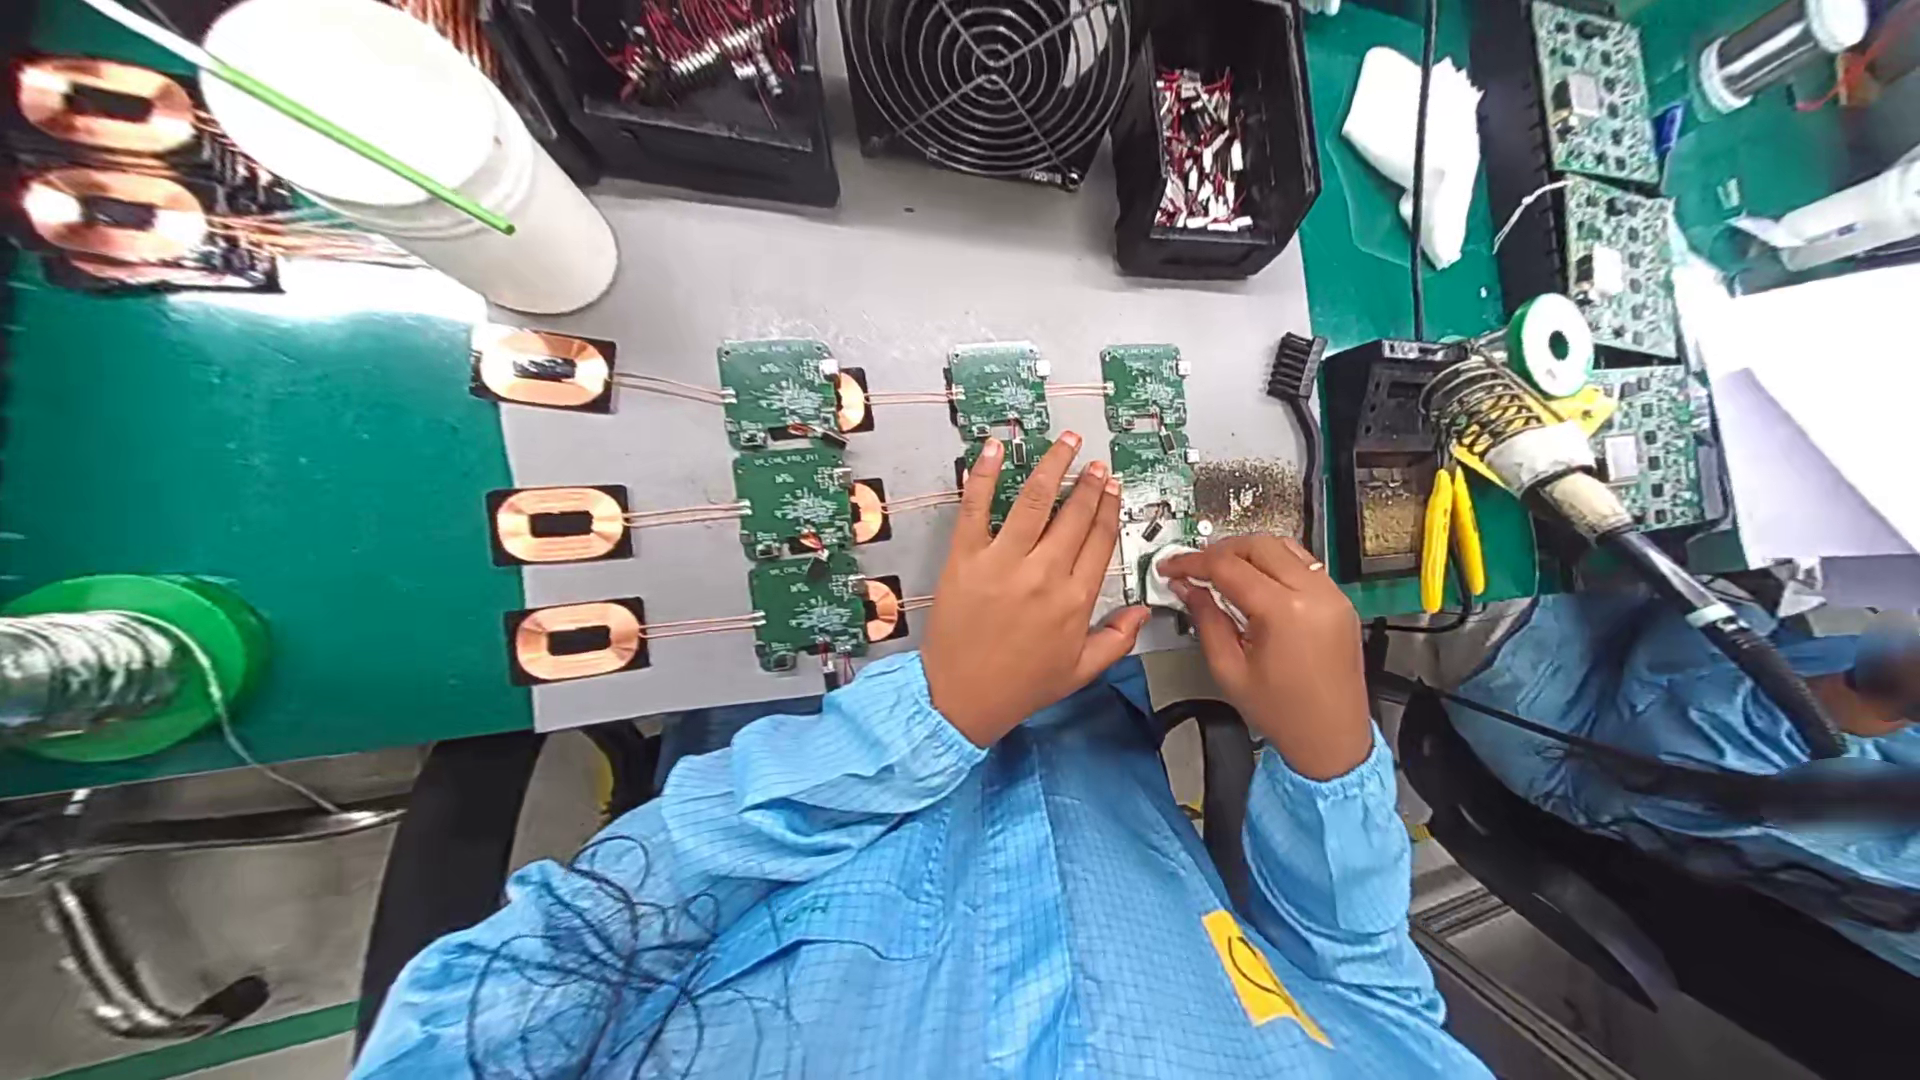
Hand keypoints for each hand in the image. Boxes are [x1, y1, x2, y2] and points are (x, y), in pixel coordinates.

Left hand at [922, 433, 1151, 745]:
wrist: (962, 698)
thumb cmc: (1019, 686)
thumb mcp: (1079, 671)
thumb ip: (1116, 639)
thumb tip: (1142, 612)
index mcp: (1076, 600)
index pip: (1100, 541)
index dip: (1109, 509)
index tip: (1113, 489)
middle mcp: (1045, 574)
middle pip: (1075, 515)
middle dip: (1089, 484)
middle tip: (1095, 464)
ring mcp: (1003, 563)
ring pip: (1035, 502)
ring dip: (1054, 467)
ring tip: (1067, 443)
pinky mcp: (966, 559)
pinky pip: (976, 508)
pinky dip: (984, 476)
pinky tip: (994, 449)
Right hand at [1159, 536, 1371, 779]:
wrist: (1333, 738)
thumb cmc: (1284, 713)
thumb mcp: (1228, 668)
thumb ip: (1205, 619)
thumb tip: (1187, 588)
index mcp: (1285, 612)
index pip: (1227, 566)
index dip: (1191, 562)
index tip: (1171, 567)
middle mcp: (1314, 595)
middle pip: (1256, 545)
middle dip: (1218, 550)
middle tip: (1192, 567)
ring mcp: (1332, 596)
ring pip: (1282, 545)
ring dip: (1245, 551)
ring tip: (1219, 570)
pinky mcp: (1339, 601)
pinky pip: (1302, 562)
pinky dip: (1272, 561)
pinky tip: (1252, 579)